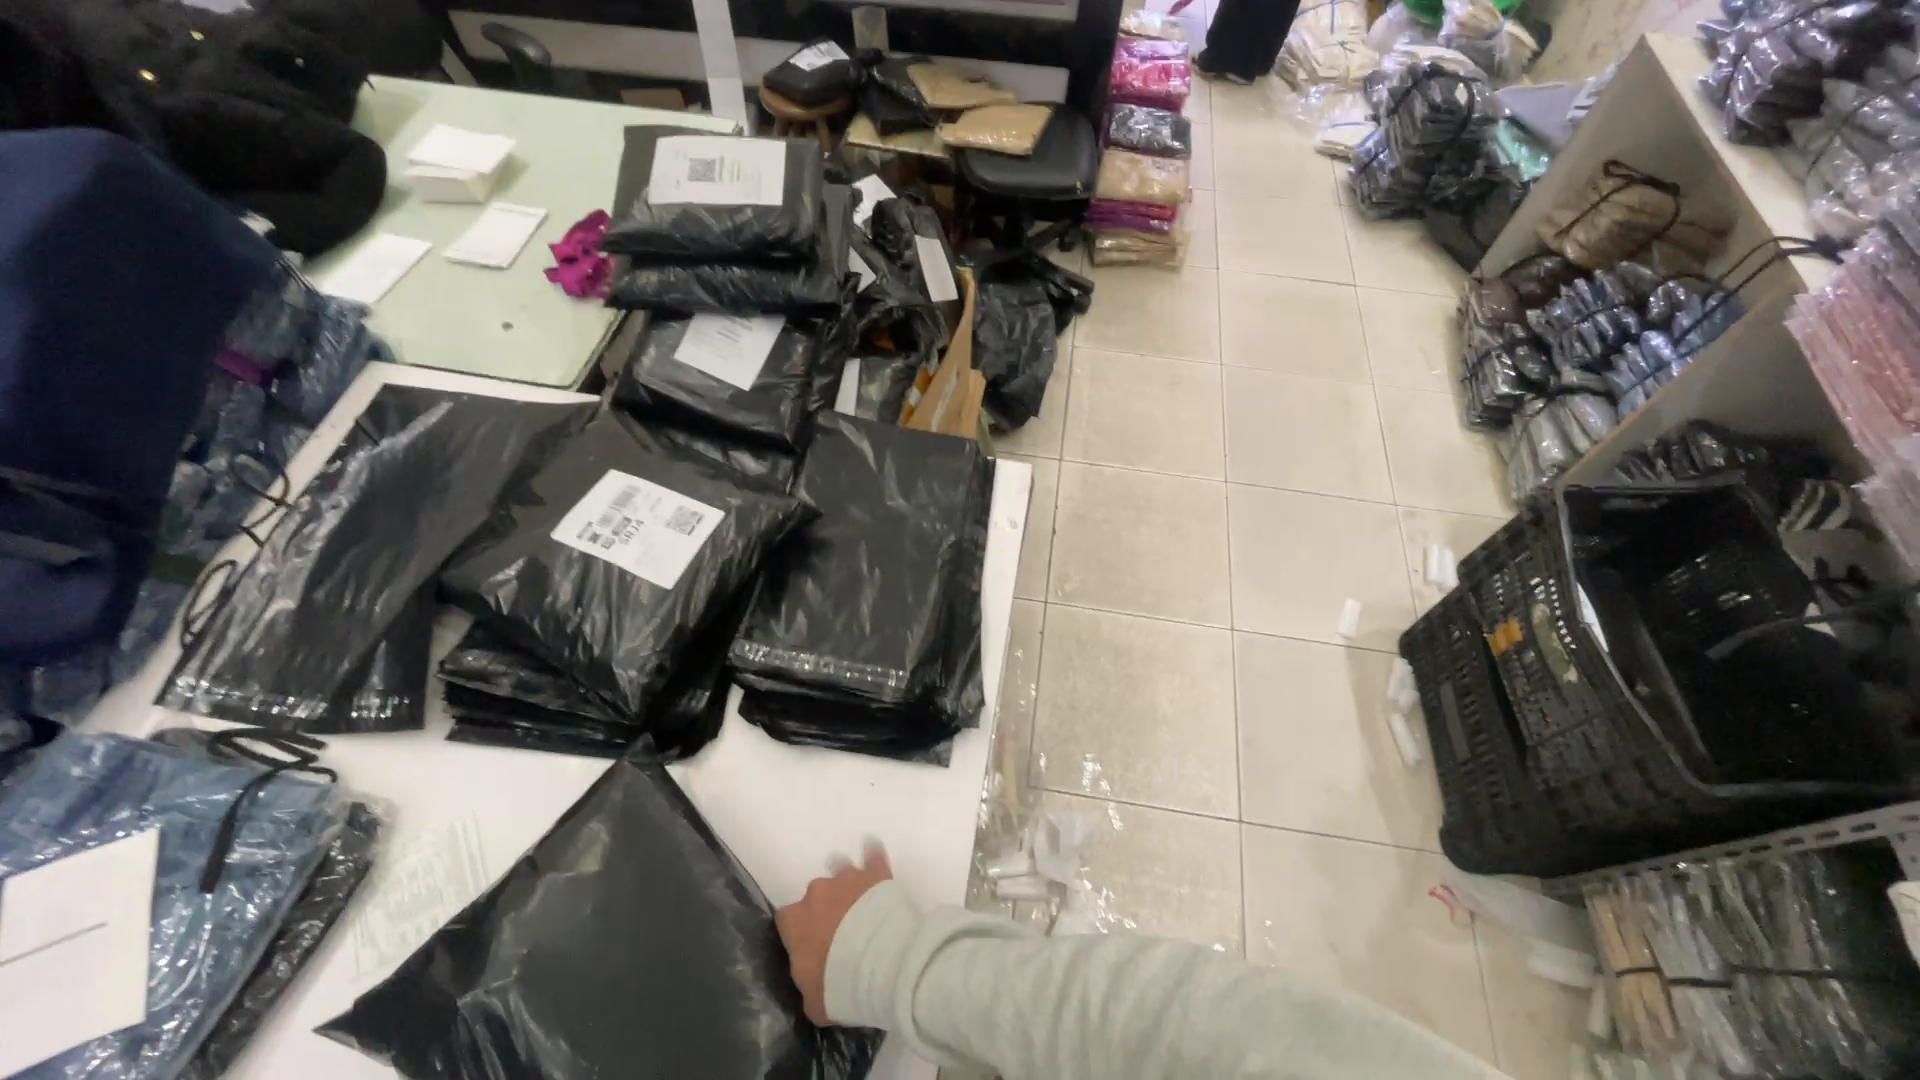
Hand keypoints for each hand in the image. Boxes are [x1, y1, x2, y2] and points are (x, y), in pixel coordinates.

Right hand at [775, 842, 892, 1025]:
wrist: (883, 964)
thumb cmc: (841, 984)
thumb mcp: (813, 1000)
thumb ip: (806, 982)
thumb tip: (811, 978)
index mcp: (794, 920)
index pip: (788, 921)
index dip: (800, 934)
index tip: (813, 948)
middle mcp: (816, 892)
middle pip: (817, 897)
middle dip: (828, 911)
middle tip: (844, 933)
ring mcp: (847, 878)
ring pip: (842, 874)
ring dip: (848, 887)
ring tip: (862, 903)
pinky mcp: (876, 872)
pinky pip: (873, 857)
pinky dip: (873, 857)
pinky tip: (874, 855)